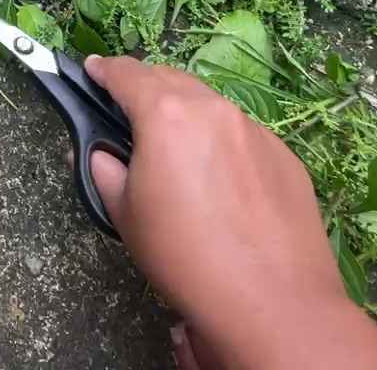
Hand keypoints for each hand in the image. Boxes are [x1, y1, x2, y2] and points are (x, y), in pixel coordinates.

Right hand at [83, 56, 376, 369]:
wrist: (278, 307)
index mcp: (164, 115)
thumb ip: (103, 169)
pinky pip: (240, 133)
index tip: (91, 71)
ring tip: (175, 148)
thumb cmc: (186, 257)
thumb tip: (100, 153)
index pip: (125, 72)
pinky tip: (219, 181)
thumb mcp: (124, 213)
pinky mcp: (284, 156)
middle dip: (142, 86)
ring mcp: (254, 131)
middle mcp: (211, 109)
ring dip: (183, 111)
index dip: (102, 69)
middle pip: (167, 78)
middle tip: (127, 112)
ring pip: (207, 103)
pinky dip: (219, 140)